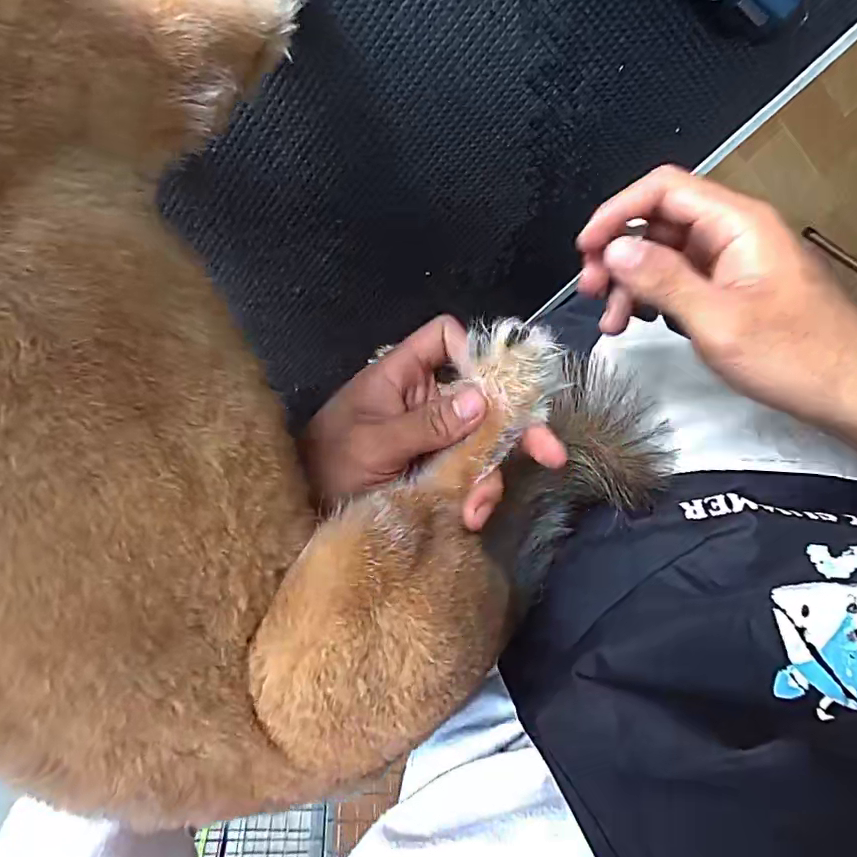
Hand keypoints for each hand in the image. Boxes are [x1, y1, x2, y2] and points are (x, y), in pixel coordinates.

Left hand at [300, 315, 566, 529]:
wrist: (305, 512)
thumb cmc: (326, 465)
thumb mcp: (372, 443)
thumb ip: (424, 424)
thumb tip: (480, 400)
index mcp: (401, 375)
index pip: (444, 338)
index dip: (472, 351)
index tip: (489, 387)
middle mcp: (424, 400)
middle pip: (481, 395)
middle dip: (517, 424)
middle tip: (550, 451)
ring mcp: (434, 438)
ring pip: (483, 442)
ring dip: (491, 474)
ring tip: (477, 508)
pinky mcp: (437, 472)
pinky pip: (470, 476)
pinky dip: (475, 496)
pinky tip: (468, 518)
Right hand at [575, 166, 856, 432]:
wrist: (854, 395)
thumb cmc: (802, 360)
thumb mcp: (719, 321)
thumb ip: (663, 280)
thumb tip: (616, 249)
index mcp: (739, 225)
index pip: (663, 190)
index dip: (616, 212)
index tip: (587, 247)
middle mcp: (736, 234)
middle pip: (659, 221)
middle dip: (618, 251)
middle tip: (592, 287)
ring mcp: (734, 262)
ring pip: (665, 253)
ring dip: (630, 280)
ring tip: (611, 317)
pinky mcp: (733, 287)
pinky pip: (681, 279)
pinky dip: (653, 297)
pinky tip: (639, 321)